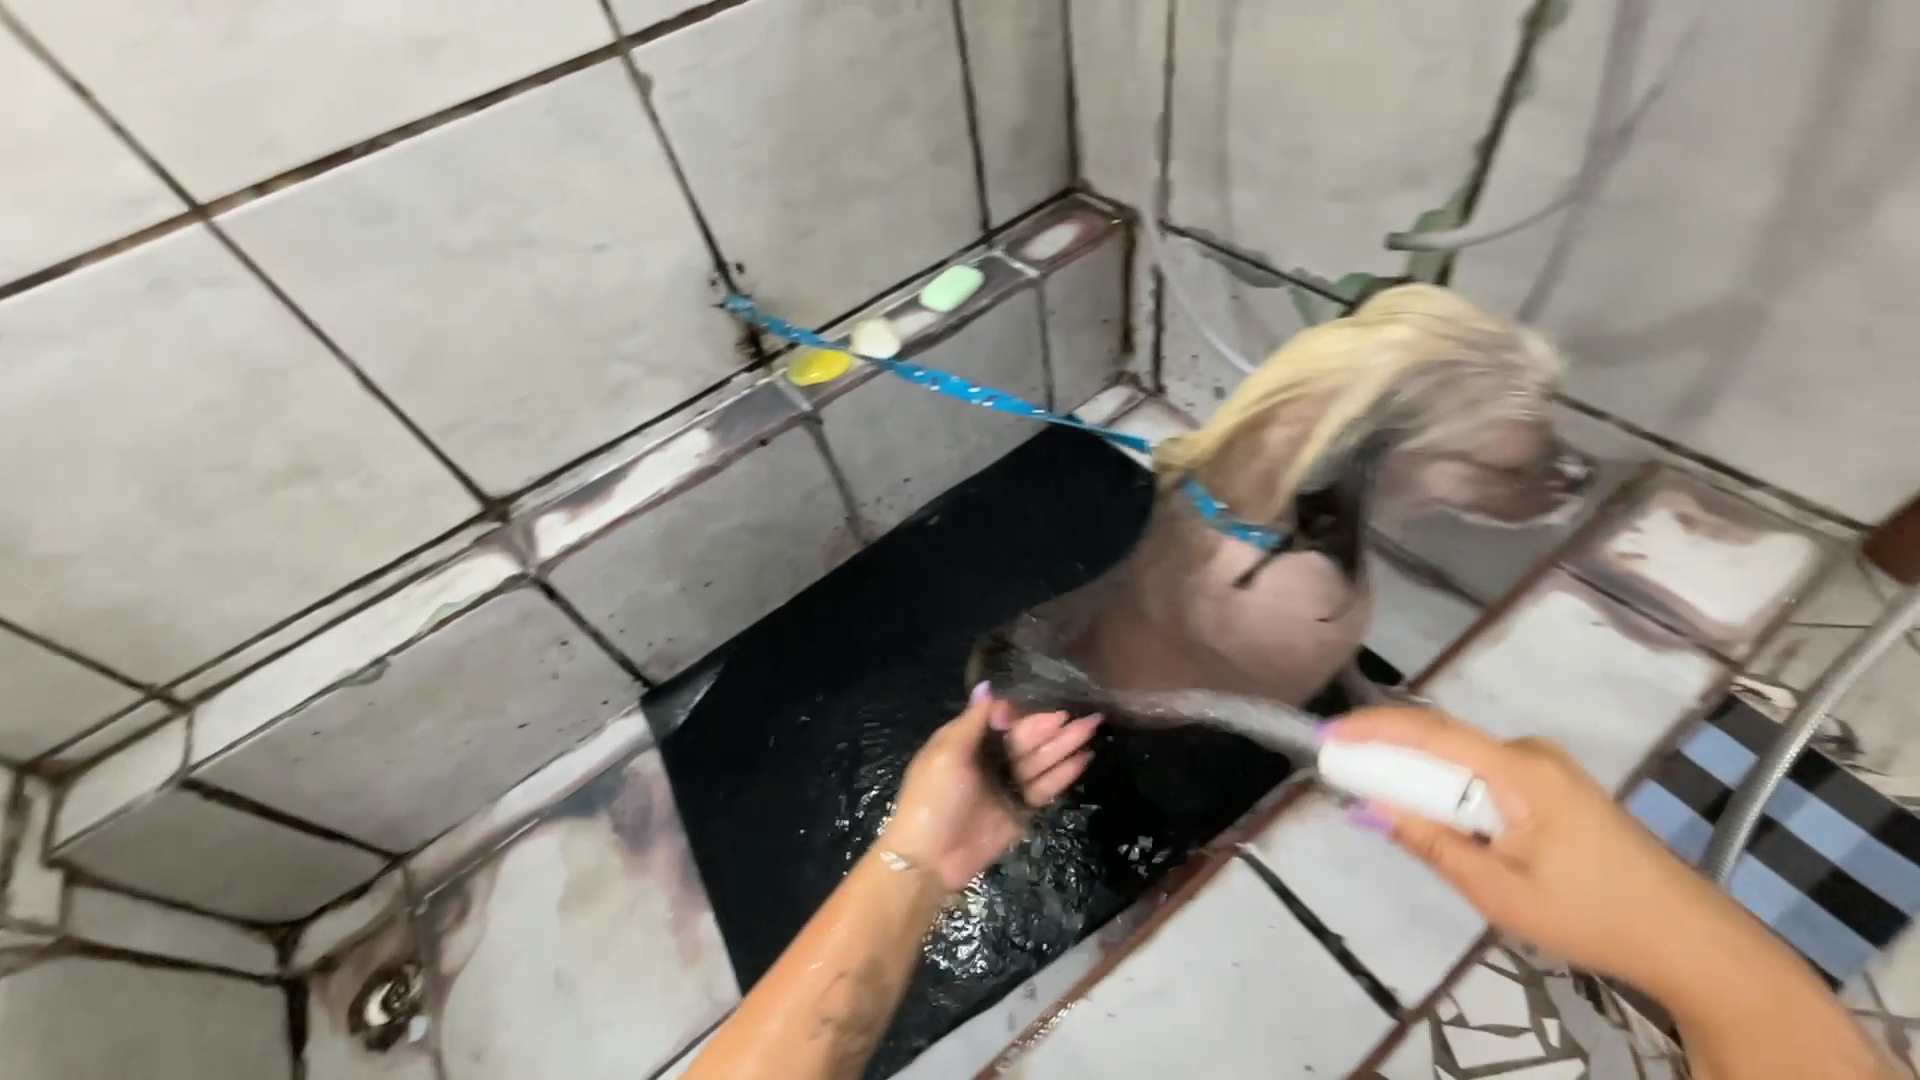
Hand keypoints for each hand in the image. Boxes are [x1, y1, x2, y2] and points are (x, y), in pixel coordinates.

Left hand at [880, 684, 1099, 890]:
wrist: (929, 857)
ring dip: (1066, 746)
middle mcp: (992, 760)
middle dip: (1057, 727)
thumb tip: (988, 685)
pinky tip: (1083, 759)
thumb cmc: (932, 797)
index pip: (1007, 721)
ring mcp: (1007, 785)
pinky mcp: (1020, 810)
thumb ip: (973, 721)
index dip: (1031, 714)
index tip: (1056, 707)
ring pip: (1041, 760)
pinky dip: (1063, 774)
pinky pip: (1045, 788)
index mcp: (971, 742)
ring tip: (1093, 729)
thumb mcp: (946, 752)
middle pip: (1029, 739)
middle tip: (1090, 715)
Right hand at [1326, 706, 1740, 993]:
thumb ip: (1430, 843)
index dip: (1372, 728)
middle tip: (1342, 773)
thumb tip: (1368, 808)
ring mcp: (1546, 767)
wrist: (1693, 943)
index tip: (1326, 738)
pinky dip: (1447, 788)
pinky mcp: (1552, 785)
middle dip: (1387, 751)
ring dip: (1418, 775)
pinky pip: (1481, 773)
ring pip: (1460, 757)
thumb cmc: (1592, 918)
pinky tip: (1439, 819)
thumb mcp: (1498, 892)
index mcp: (1520, 772)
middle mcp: (1531, 754)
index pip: (1430, 732)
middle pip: (1442, 739)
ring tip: (1386, 805)